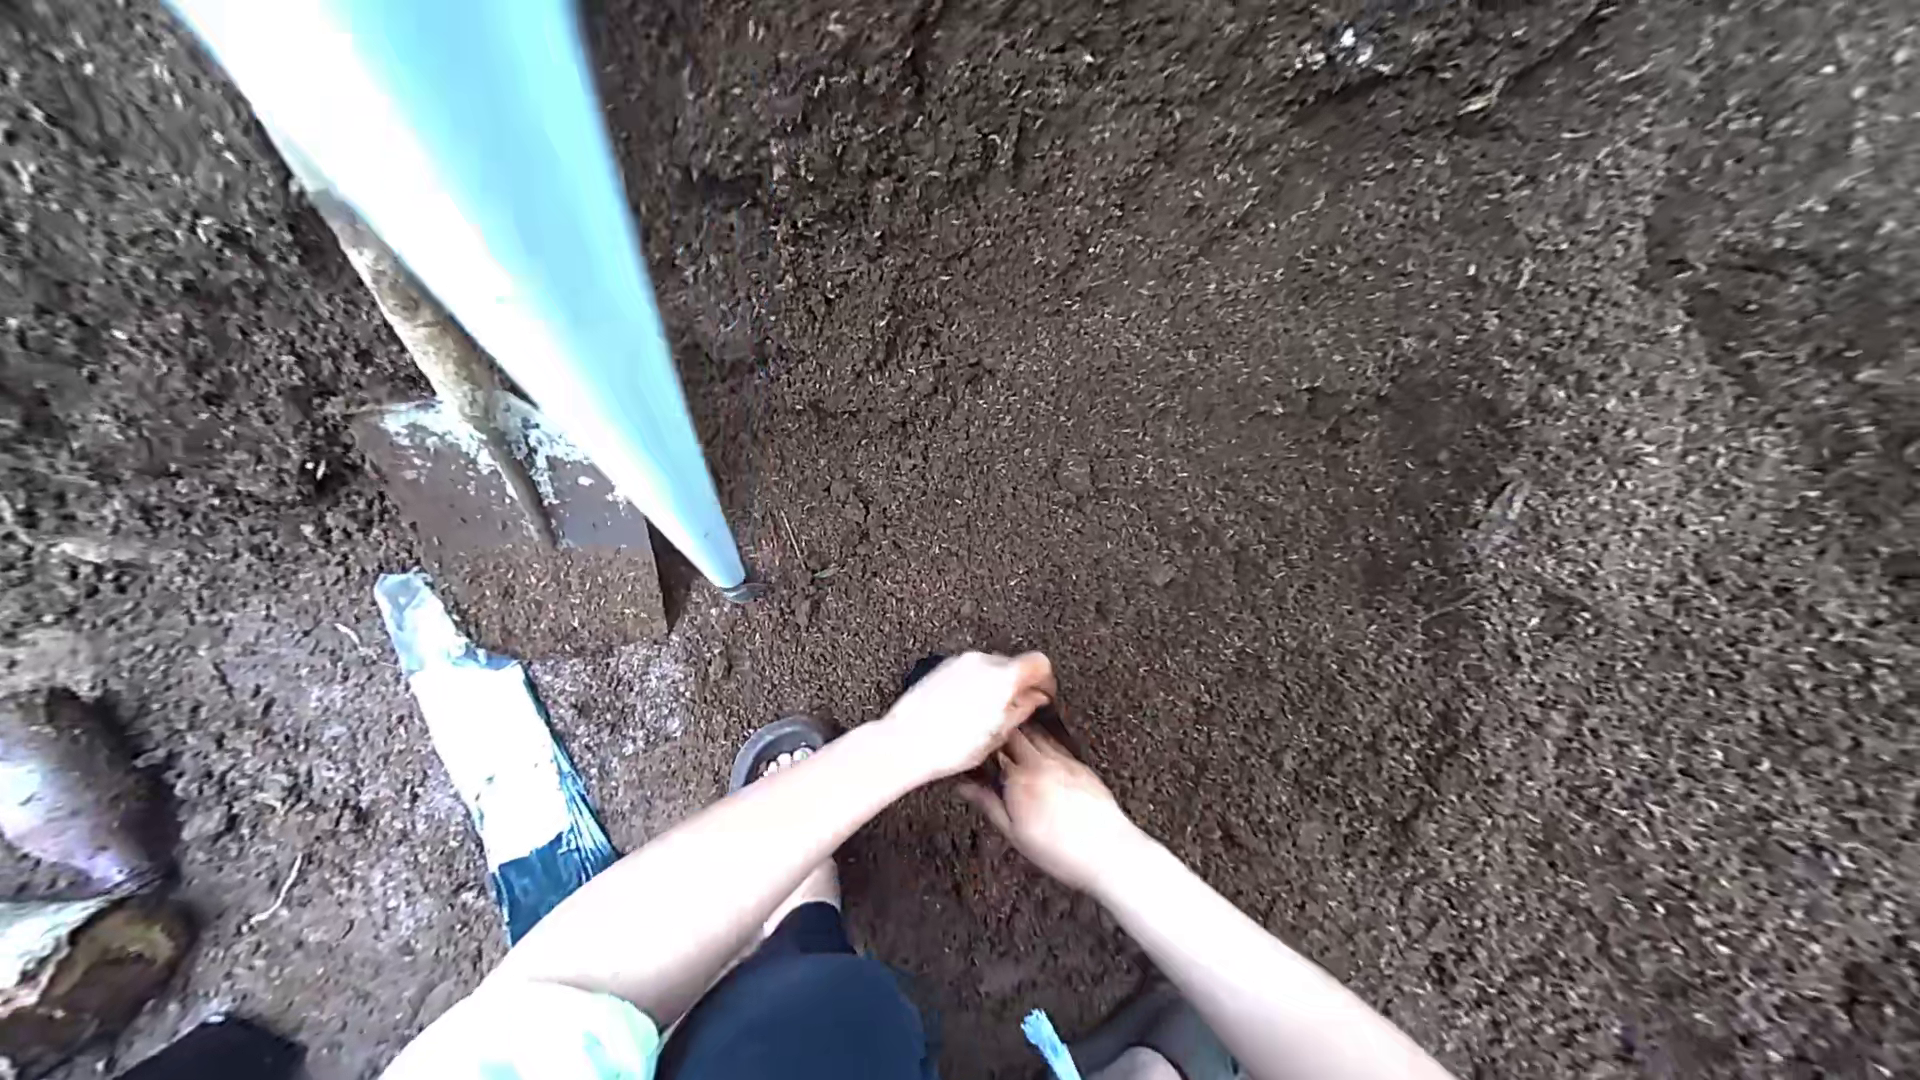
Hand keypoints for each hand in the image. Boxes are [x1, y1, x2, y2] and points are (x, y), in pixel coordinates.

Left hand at [877, 651, 1055, 781]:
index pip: (1039, 663)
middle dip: (1019, 685)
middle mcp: (981, 662)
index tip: (1043, 694)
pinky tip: (967, 711)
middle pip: (1014, 664)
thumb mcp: (997, 735)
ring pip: (990, 668)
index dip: (1046, 680)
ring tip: (987, 716)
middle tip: (1016, 710)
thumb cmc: (947, 745)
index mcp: (1002, 677)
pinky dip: (975, 685)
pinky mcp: (943, 667)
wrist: (905, 742)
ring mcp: (959, 662)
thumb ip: (1022, 710)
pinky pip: (969, 671)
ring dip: (995, 686)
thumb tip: (1034, 700)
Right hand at [958, 728, 1145, 894]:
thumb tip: (964, 787)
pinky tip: (1038, 748)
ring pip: (1035, 732)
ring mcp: (1061, 760)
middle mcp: (1040, 763)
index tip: (971, 744)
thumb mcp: (1015, 834)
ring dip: (1021, 730)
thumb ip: (988, 804)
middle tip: (988, 735)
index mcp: (1019, 780)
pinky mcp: (1078, 764)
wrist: (1109, 853)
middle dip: (1000, 730)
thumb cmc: (1063, 852)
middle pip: (1014, 732)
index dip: (980, 743)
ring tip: (1009, 735)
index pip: (992, 748)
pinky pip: (1055, 741)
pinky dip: (1042, 739)